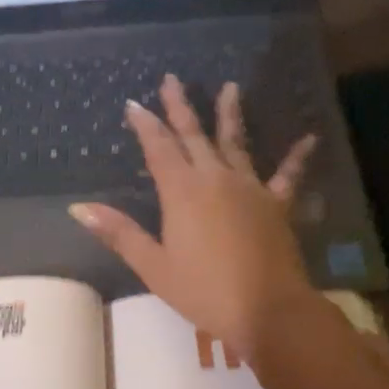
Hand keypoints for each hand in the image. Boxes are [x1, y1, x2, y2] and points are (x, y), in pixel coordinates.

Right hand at [69, 74, 318, 358]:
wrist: (269, 310)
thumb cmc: (204, 290)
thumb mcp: (154, 266)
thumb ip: (119, 233)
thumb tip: (78, 208)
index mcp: (182, 192)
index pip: (158, 148)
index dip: (145, 124)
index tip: (134, 103)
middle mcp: (215, 178)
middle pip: (194, 135)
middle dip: (180, 107)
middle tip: (172, 78)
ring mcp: (250, 188)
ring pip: (236, 143)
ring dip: (230, 115)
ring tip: (229, 87)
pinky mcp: (277, 205)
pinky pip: (287, 175)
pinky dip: (297, 156)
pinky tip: (309, 137)